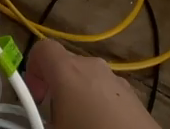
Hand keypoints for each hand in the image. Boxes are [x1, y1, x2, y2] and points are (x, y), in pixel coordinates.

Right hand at [24, 41, 159, 128]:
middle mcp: (92, 66)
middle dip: (57, 87)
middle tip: (56, 118)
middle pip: (67, 65)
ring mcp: (117, 80)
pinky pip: (109, 94)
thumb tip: (39, 120)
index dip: (33, 68)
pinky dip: (102, 107)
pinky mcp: (136, 98)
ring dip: (81, 98)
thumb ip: (40, 120)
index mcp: (68, 70)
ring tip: (81, 126)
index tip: (35, 96)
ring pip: (90, 80)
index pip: (42, 49)